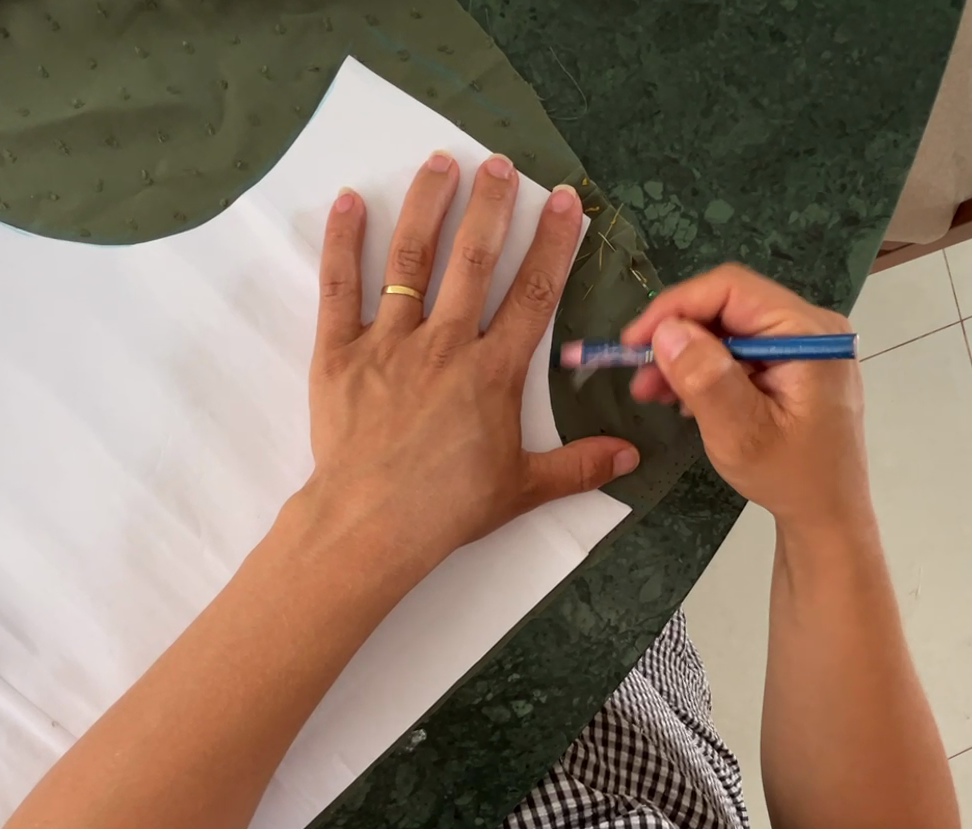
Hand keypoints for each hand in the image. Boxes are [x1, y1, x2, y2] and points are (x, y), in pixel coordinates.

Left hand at [299, 152, 638, 575]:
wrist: (373, 524)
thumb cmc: (449, 507)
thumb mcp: (523, 489)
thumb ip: (579, 467)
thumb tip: (632, 458)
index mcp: (493, 372)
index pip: (533, 294)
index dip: (553, 244)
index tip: (564, 201)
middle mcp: (445, 344)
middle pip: (472, 261)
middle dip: (490, 207)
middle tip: (499, 163)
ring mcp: (389, 344)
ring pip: (410, 261)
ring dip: (427, 207)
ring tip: (441, 162)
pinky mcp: (339, 354)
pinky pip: (340, 288)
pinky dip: (342, 243)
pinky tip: (349, 202)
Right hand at [623, 263, 869, 533]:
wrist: (826, 513)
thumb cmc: (790, 477)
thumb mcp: (741, 433)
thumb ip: (705, 379)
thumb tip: (666, 331)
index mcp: (807, 333)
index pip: (731, 290)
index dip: (675, 308)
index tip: (633, 342)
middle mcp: (808, 327)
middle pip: (727, 308)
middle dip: (676, 336)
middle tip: (638, 376)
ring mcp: (800, 346)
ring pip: (727, 331)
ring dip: (684, 356)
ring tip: (651, 393)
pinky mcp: (790, 366)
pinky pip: (738, 352)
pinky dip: (703, 370)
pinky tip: (682, 399)